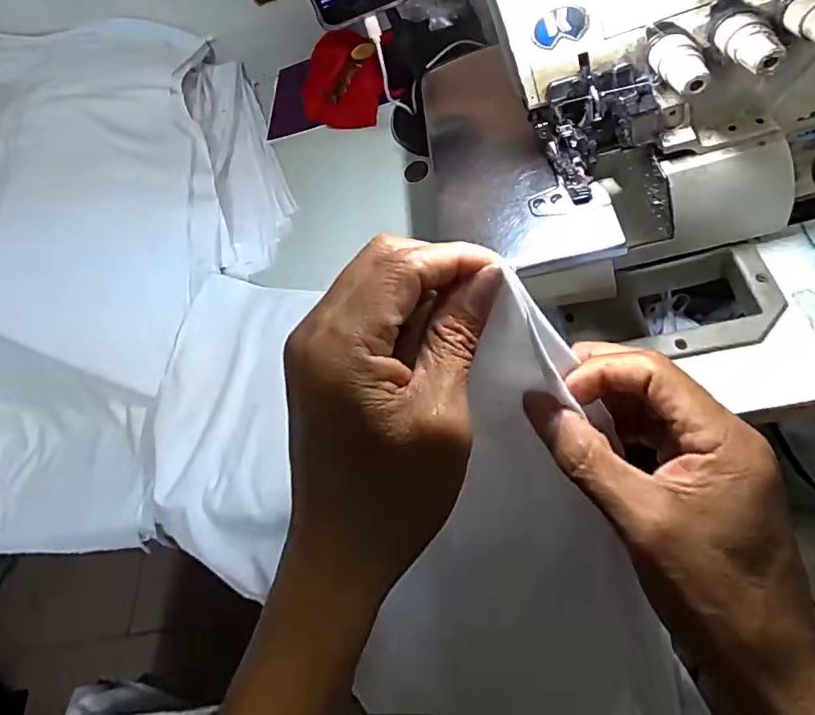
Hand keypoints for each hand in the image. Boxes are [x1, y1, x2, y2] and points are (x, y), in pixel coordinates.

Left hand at [229, 237, 501, 714]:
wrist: (340, 557)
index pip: (401, 264)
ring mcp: (312, 342)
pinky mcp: (319, 358)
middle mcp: (316, 328)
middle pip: (382, 258)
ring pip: (374, 276)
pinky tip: (436, 326)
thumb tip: (488, 276)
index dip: (455, 258)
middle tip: (485, 291)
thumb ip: (458, 333)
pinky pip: (366, 305)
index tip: (502, 276)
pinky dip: (404, 303)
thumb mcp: (441, 411)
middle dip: (439, 263)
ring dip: (423, 281)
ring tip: (467, 307)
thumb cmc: (397, 495)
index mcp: (341, 341)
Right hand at [526, 345, 814, 714]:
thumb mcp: (643, 523)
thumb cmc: (713, 595)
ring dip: (609, 416)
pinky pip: (657, 448)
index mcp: (724, 434)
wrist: (767, 675)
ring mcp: (715, 464)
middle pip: (656, 388)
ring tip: (561, 421)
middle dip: (602, 386)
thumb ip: (590, 460)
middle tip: (549, 396)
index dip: (603, 371)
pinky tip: (590, 453)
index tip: (557, 392)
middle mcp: (723, 437)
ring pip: (654, 418)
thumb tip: (540, 407)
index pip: (657, 373)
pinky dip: (622, 446)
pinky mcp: (703, 489)